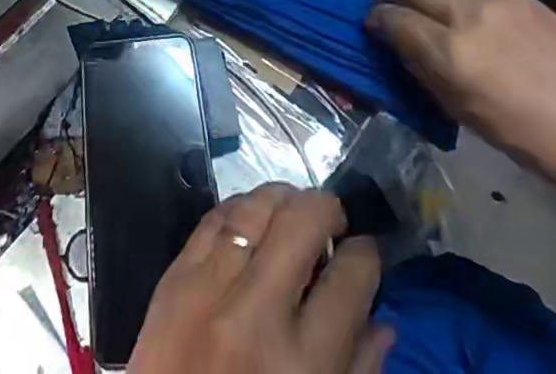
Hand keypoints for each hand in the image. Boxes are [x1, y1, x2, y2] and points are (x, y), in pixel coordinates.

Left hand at [130, 184, 393, 373]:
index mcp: (303, 361)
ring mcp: (208, 287)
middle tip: (334, 220)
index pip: (351, 279)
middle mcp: (256, 312)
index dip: (367, 255)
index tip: (366, 251)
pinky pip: (212, 219)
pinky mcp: (173, 277)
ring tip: (295, 209)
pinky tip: (253, 215)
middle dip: (327, 209)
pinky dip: (239, 208)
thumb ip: (358, 369)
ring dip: (282, 198)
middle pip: (300, 223)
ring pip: (253, 208)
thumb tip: (382, 317)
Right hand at [366, 0, 555, 197]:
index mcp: (453, 53)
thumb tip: (399, 46)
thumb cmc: (535, 142)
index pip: (394, 17)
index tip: (372, 27)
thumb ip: (425, 74)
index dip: (375, 20)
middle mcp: (469, 14)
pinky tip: (459, 5)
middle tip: (391, 10)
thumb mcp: (466, 116)